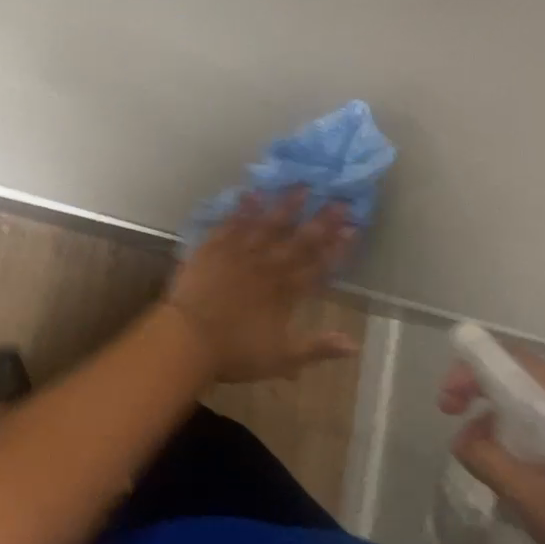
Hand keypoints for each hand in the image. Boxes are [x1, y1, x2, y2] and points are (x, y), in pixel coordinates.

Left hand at [164, 189, 358, 383]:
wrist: (189, 338)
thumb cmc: (235, 352)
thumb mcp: (282, 358)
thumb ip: (318, 348)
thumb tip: (355, 345)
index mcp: (285, 293)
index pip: (318, 267)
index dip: (337, 248)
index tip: (353, 228)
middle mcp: (266, 268)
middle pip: (298, 242)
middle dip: (321, 221)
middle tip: (339, 200)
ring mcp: (239, 254)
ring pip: (267, 225)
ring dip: (285, 205)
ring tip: (301, 185)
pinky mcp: (213, 248)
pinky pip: (231, 224)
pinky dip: (242, 208)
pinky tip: (252, 193)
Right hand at [439, 345, 544, 543]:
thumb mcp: (533, 501)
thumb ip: (489, 461)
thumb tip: (461, 438)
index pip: (522, 365)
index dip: (476, 369)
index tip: (449, 401)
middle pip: (527, 380)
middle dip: (482, 390)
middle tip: (452, 414)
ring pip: (536, 405)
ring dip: (499, 415)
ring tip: (478, 446)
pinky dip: (518, 433)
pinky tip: (508, 463)